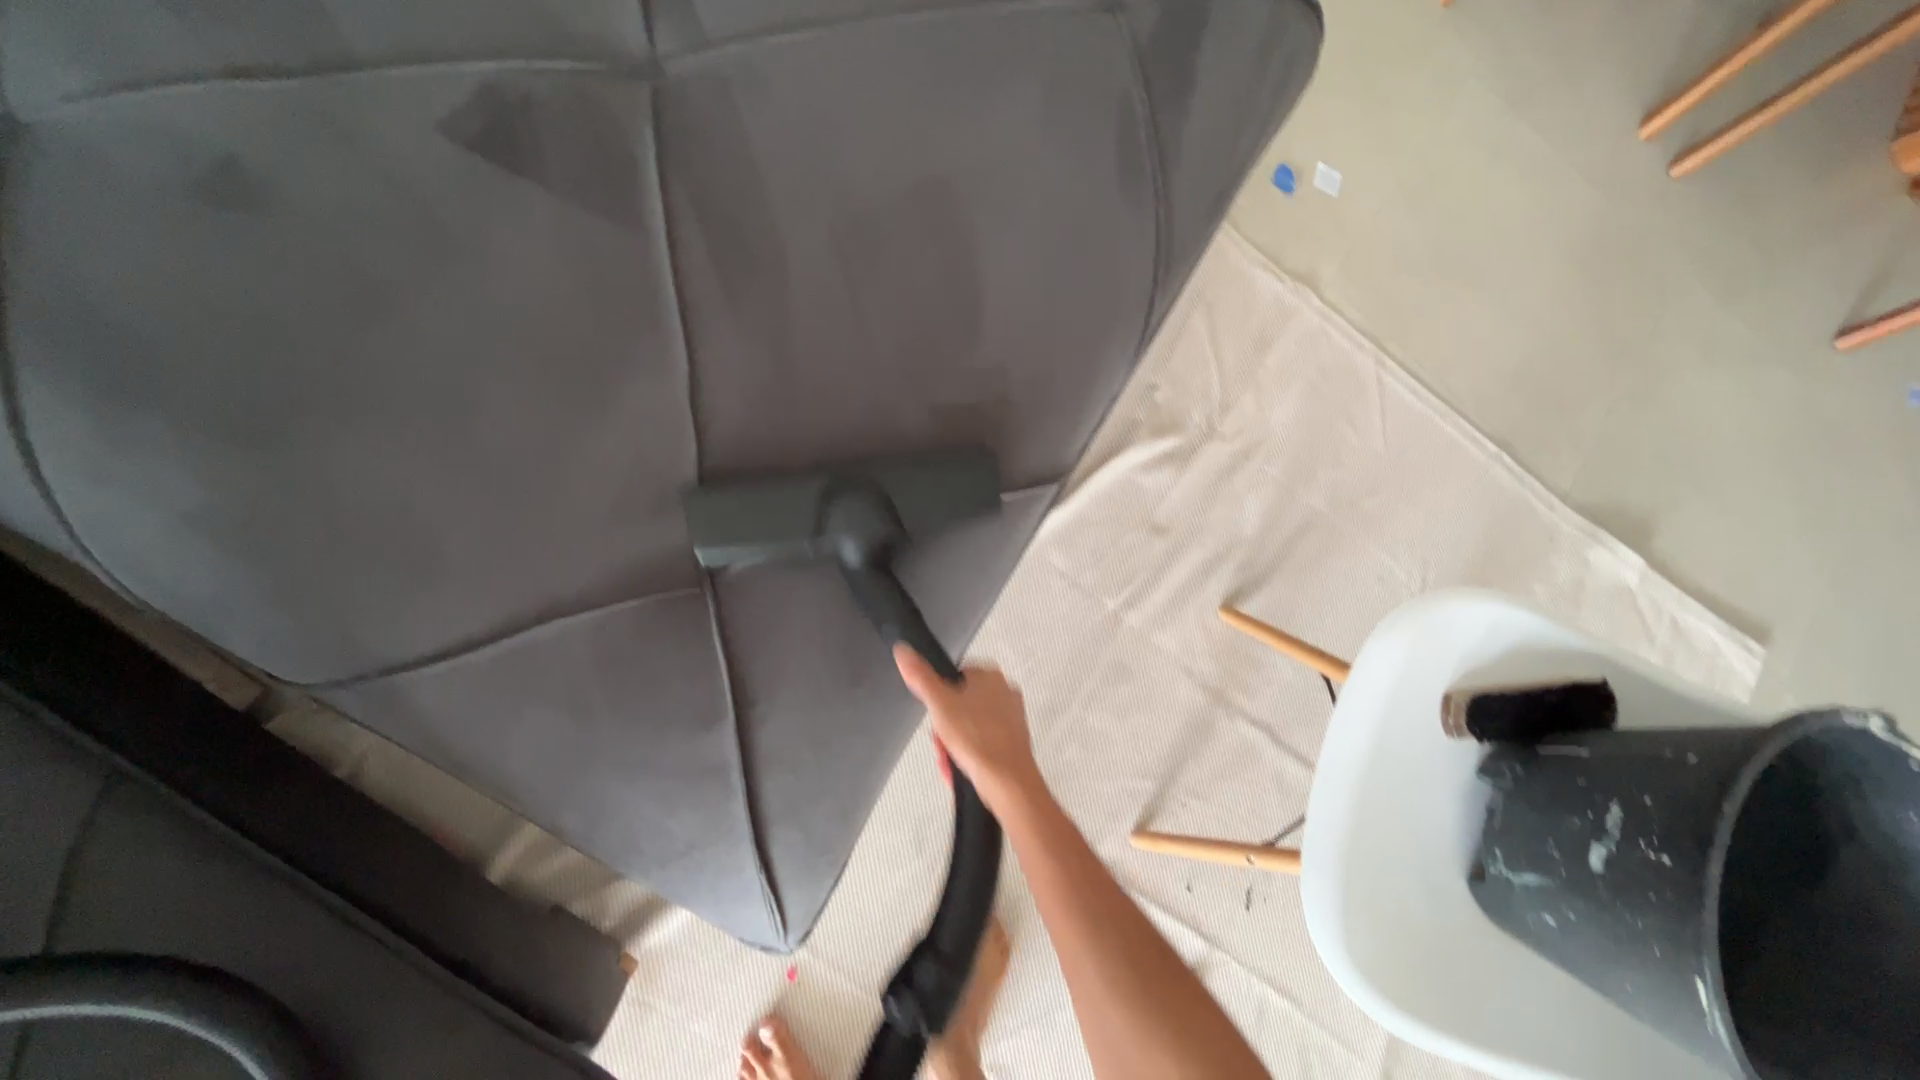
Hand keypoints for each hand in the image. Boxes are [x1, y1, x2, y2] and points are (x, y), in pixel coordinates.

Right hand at [894, 644, 1047, 814]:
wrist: (1009, 782)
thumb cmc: (979, 740)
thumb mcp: (939, 704)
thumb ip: (920, 677)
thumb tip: (903, 651)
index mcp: (990, 675)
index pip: (955, 675)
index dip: (939, 696)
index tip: (936, 713)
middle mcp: (1005, 693)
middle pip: (960, 704)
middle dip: (946, 726)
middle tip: (942, 740)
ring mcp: (1011, 719)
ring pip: (969, 727)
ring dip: (954, 744)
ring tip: (951, 758)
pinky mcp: (1013, 743)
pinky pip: (981, 745)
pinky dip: (969, 756)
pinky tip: (962, 769)